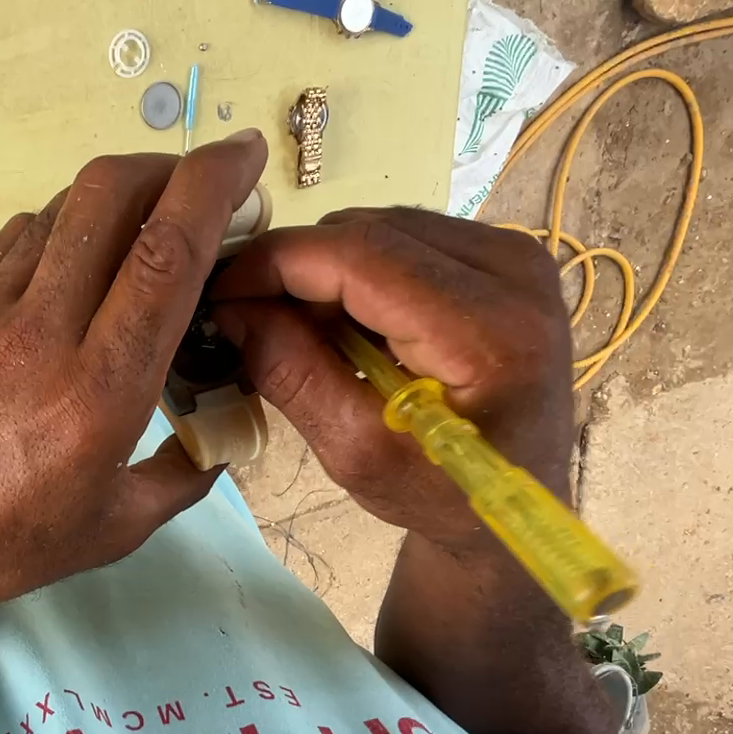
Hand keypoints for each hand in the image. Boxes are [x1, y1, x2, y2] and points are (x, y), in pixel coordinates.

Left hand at [0, 131, 269, 634]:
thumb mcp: (118, 527)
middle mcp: (44, 331)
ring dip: (118, 196)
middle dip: (171, 166)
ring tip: (142, 227)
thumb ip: (186, 474)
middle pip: (111, 195)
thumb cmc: (9, 544)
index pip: (166, 253)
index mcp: (101, 389)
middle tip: (200, 185)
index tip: (246, 158)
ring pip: (63, 207)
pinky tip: (76, 260)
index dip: (214, 186)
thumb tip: (222, 434)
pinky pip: (18, 236)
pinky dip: (63, 227)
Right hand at [210, 208, 571, 552]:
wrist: (505, 507)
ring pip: (379, 227)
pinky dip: (353, 274)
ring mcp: (513, 256)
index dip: (276, 263)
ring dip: (322, 272)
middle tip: (252, 323)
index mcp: (488, 330)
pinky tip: (344, 323)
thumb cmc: (435, 495)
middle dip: (294, 270)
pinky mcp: (501, 258)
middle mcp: (513, 270)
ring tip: (300, 331)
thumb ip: (292, 374)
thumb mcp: (352, 451)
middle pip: (368, 231)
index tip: (219, 294)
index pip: (361, 254)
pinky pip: (401, 239)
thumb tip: (231, 309)